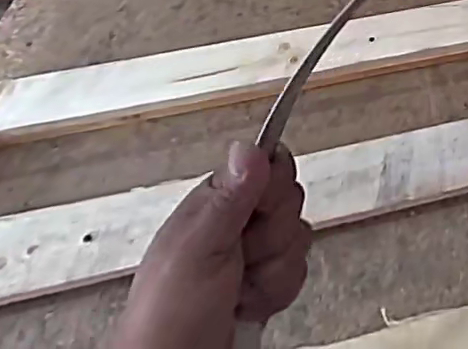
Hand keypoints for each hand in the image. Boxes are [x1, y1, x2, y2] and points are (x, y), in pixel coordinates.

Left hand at [109, 141, 312, 348]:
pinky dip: (278, 290)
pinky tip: (249, 302)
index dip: (274, 189)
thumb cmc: (167, 319)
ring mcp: (253, 253)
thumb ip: (225, 199)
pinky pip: (300, 268)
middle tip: (241, 258)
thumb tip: (247, 147)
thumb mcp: (194, 251)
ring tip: (239, 289)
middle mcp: (236, 222)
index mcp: (215, 203)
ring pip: (299, 235)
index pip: (273, 165)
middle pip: (291, 200)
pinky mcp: (267, 280)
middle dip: (275, 235)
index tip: (256, 214)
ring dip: (275, 268)